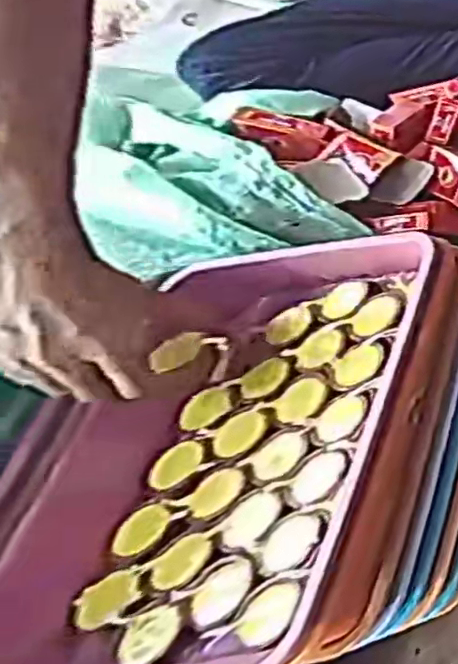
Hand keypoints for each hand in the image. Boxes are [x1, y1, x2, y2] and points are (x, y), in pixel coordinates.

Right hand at [0, 238, 214, 399]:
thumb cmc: (99, 283)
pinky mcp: (6, 360)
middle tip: (159, 372)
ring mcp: (31, 366)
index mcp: (111, 353)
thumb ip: (198, 319)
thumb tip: (229, 331)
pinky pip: (38, 380)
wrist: (35, 269)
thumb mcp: (160, 302)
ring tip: (119, 364)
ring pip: (69, 391)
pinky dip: (64, 376)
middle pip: (107, 395)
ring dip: (98, 384)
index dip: (176, 382)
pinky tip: (77, 359)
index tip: (192, 368)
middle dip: (137, 387)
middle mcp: (68, 366)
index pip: (148, 389)